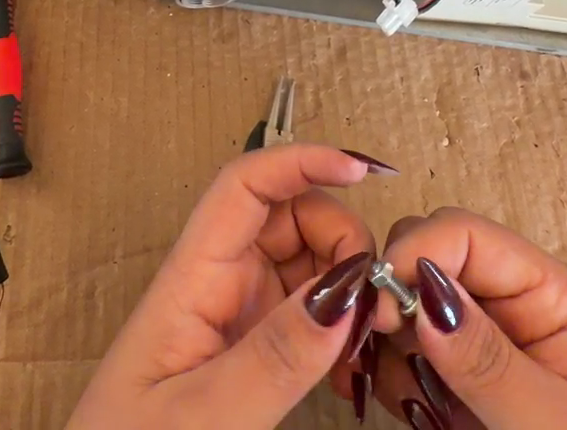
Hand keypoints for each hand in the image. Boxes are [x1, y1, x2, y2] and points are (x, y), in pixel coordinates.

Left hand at [66, 144, 397, 429]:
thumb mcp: (202, 415)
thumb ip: (272, 360)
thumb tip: (346, 293)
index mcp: (191, 275)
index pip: (243, 186)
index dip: (300, 161)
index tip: (361, 170)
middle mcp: (218, 278)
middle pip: (288, 214)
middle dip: (340, 235)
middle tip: (375, 300)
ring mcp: (240, 308)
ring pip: (307, 256)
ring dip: (349, 279)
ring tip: (370, 340)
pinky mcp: (256, 341)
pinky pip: (311, 306)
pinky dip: (343, 319)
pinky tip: (356, 362)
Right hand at [365, 208, 566, 429]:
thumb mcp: (562, 426)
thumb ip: (491, 363)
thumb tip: (421, 292)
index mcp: (549, 292)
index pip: (464, 233)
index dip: (413, 254)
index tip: (379, 308)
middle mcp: (506, 302)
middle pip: (423, 255)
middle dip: (393, 297)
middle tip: (385, 356)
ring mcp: (477, 338)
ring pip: (401, 303)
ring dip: (389, 346)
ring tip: (420, 407)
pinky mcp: (456, 375)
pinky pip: (400, 350)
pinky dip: (391, 375)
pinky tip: (419, 414)